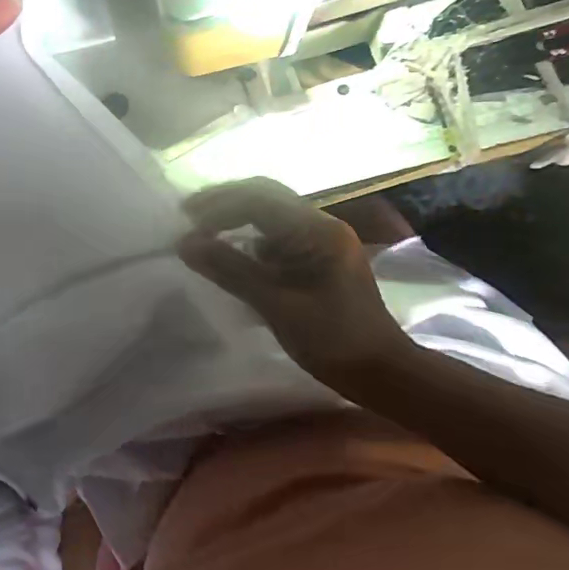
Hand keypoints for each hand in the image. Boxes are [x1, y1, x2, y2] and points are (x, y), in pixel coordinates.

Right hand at [177, 178, 412, 386]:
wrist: (383, 373)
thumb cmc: (335, 341)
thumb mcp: (277, 306)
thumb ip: (231, 270)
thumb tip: (186, 243)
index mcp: (317, 230)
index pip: (259, 200)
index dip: (219, 205)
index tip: (185, 221)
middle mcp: (321, 225)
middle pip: (265, 196)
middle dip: (226, 202)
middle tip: (189, 216)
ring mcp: (321, 241)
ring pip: (270, 214)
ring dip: (236, 218)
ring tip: (203, 232)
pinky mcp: (317, 259)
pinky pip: (277, 236)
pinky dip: (249, 239)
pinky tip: (231, 255)